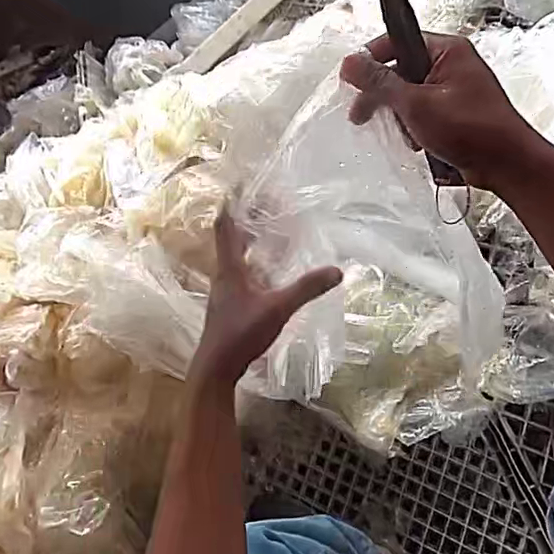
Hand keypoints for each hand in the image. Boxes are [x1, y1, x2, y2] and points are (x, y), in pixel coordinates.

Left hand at [191, 206, 342, 387]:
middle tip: (268, 205)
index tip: (241, 184)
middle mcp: (223, 274)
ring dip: (250, 242)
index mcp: (230, 267)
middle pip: (231, 238)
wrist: (215, 368)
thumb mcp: (278, 308)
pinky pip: (241, 274)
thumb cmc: (241, 333)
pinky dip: (254, 264)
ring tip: (270, 232)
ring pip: (236, 257)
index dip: (232, 204)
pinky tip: (269, 272)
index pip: (226, 226)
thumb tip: (337, 270)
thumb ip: (306, 289)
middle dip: (247, 220)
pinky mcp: (229, 305)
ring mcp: (224, 291)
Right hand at [338, 33, 541, 191]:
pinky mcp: (456, 113)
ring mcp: (455, 90)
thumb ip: (380, 82)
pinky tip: (418, 144)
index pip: (398, 41)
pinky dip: (416, 128)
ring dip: (401, 117)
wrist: (507, 164)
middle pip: (401, 71)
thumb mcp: (416, 104)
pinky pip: (424, 113)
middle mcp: (452, 64)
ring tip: (406, 136)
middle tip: (360, 115)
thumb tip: (349, 63)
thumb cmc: (471, 129)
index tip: (351, 80)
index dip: (371, 59)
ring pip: (410, 96)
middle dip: (383, 96)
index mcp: (447, 50)